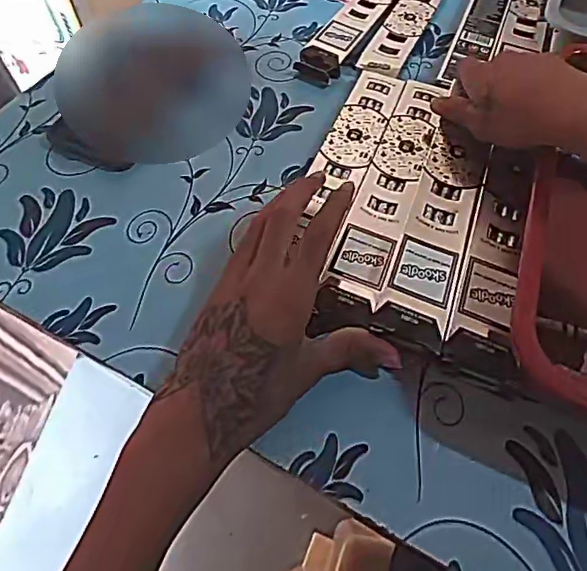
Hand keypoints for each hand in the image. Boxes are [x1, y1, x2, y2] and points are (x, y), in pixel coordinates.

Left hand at [152, 174, 399, 469]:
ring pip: (258, 224)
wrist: (196, 410)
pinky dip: (259, 224)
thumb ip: (349, 351)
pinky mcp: (219, 286)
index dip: (333, 206)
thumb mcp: (307, 370)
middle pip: (281, 215)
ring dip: (278, 202)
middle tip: (317, 177)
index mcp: (289, 292)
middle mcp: (261, 275)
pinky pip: (243, 242)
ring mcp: (236, 277)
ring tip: (293, 194)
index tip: (344, 188)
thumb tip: (390, 355)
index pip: (316, 235)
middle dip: (301, 189)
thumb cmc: (253, 393)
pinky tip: (263, 230)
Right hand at [434, 52, 586, 154]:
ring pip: (513, 71)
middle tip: (496, 116)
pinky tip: (545, 109)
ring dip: (515, 88)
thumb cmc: (529, 120)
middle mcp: (503, 60)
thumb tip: (439, 105)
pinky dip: (538, 88)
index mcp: (480, 74)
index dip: (462, 89)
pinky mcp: (554, 63)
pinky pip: (538, 75)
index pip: (460, 71)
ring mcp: (530, 59)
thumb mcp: (485, 128)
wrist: (578, 110)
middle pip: (487, 70)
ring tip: (524, 116)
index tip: (468, 107)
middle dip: (490, 89)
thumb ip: (459, 114)